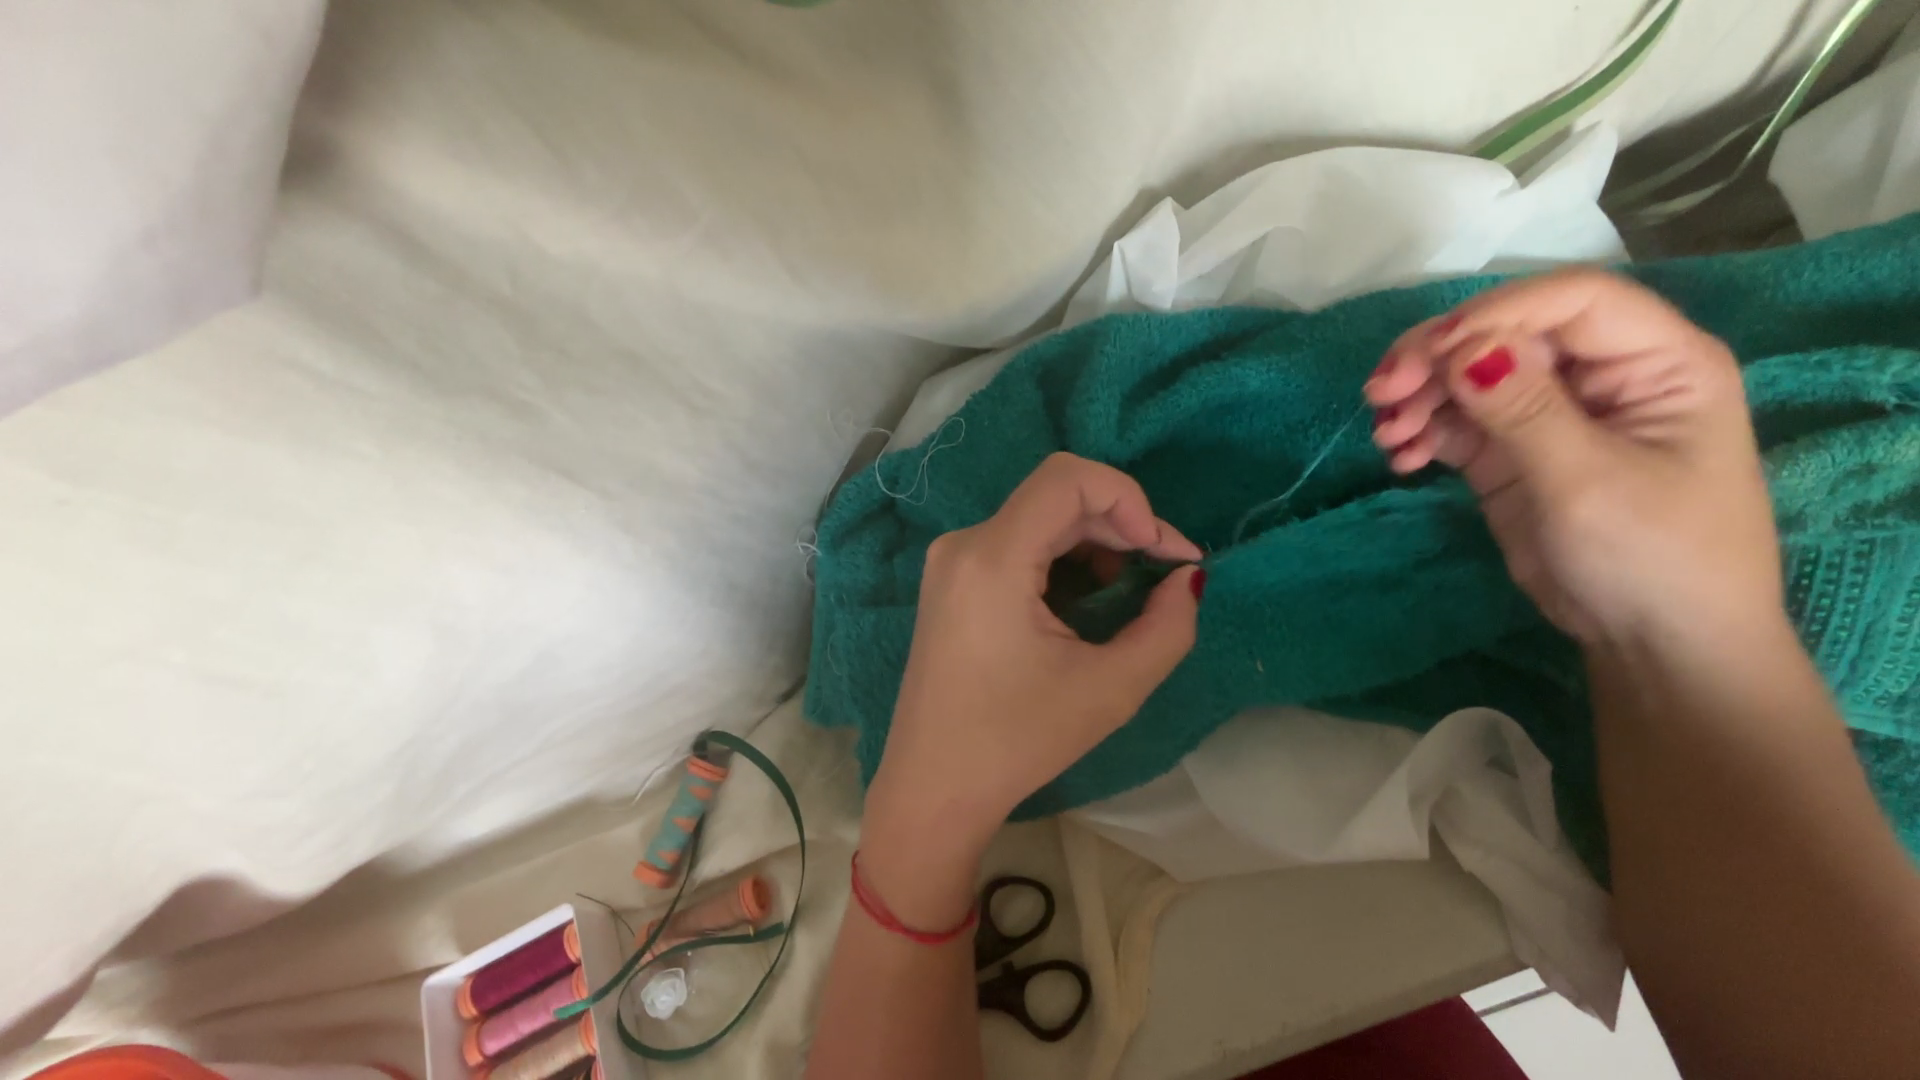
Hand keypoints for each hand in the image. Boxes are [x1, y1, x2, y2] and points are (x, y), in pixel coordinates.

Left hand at [867, 453, 1204, 845]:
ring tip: (1128, 593)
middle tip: (1165, 576)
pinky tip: (1086, 600)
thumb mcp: (1110, 690)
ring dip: (1095, 542)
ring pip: (1040, 518)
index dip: (1130, 499)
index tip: (1164, 554)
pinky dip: (1063, 558)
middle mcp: (964, 544)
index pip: (1069, 478)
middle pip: (1057, 497)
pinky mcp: (952, 581)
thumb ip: (1167, 627)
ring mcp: (951, 561)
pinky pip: (1018, 543)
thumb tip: (1188, 578)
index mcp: (992, 558)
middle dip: (1121, 525)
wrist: (934, 786)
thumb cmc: (1017, 742)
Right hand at [1364, 269, 1781, 646]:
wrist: (1654, 643)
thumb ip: (1525, 409)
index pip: (1571, 301)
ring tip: (1387, 437)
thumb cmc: (1653, 557)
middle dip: (1436, 357)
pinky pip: (1456, 423)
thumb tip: (1461, 348)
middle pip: (1506, 334)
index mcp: (1655, 361)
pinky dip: (1422, 433)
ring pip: (1470, 376)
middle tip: (1380, 392)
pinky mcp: (1512, 453)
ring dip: (1420, 398)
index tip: (1428, 354)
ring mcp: (1551, 414)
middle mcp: (1600, 376)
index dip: (1495, 314)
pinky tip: (1402, 459)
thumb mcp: (1588, 482)